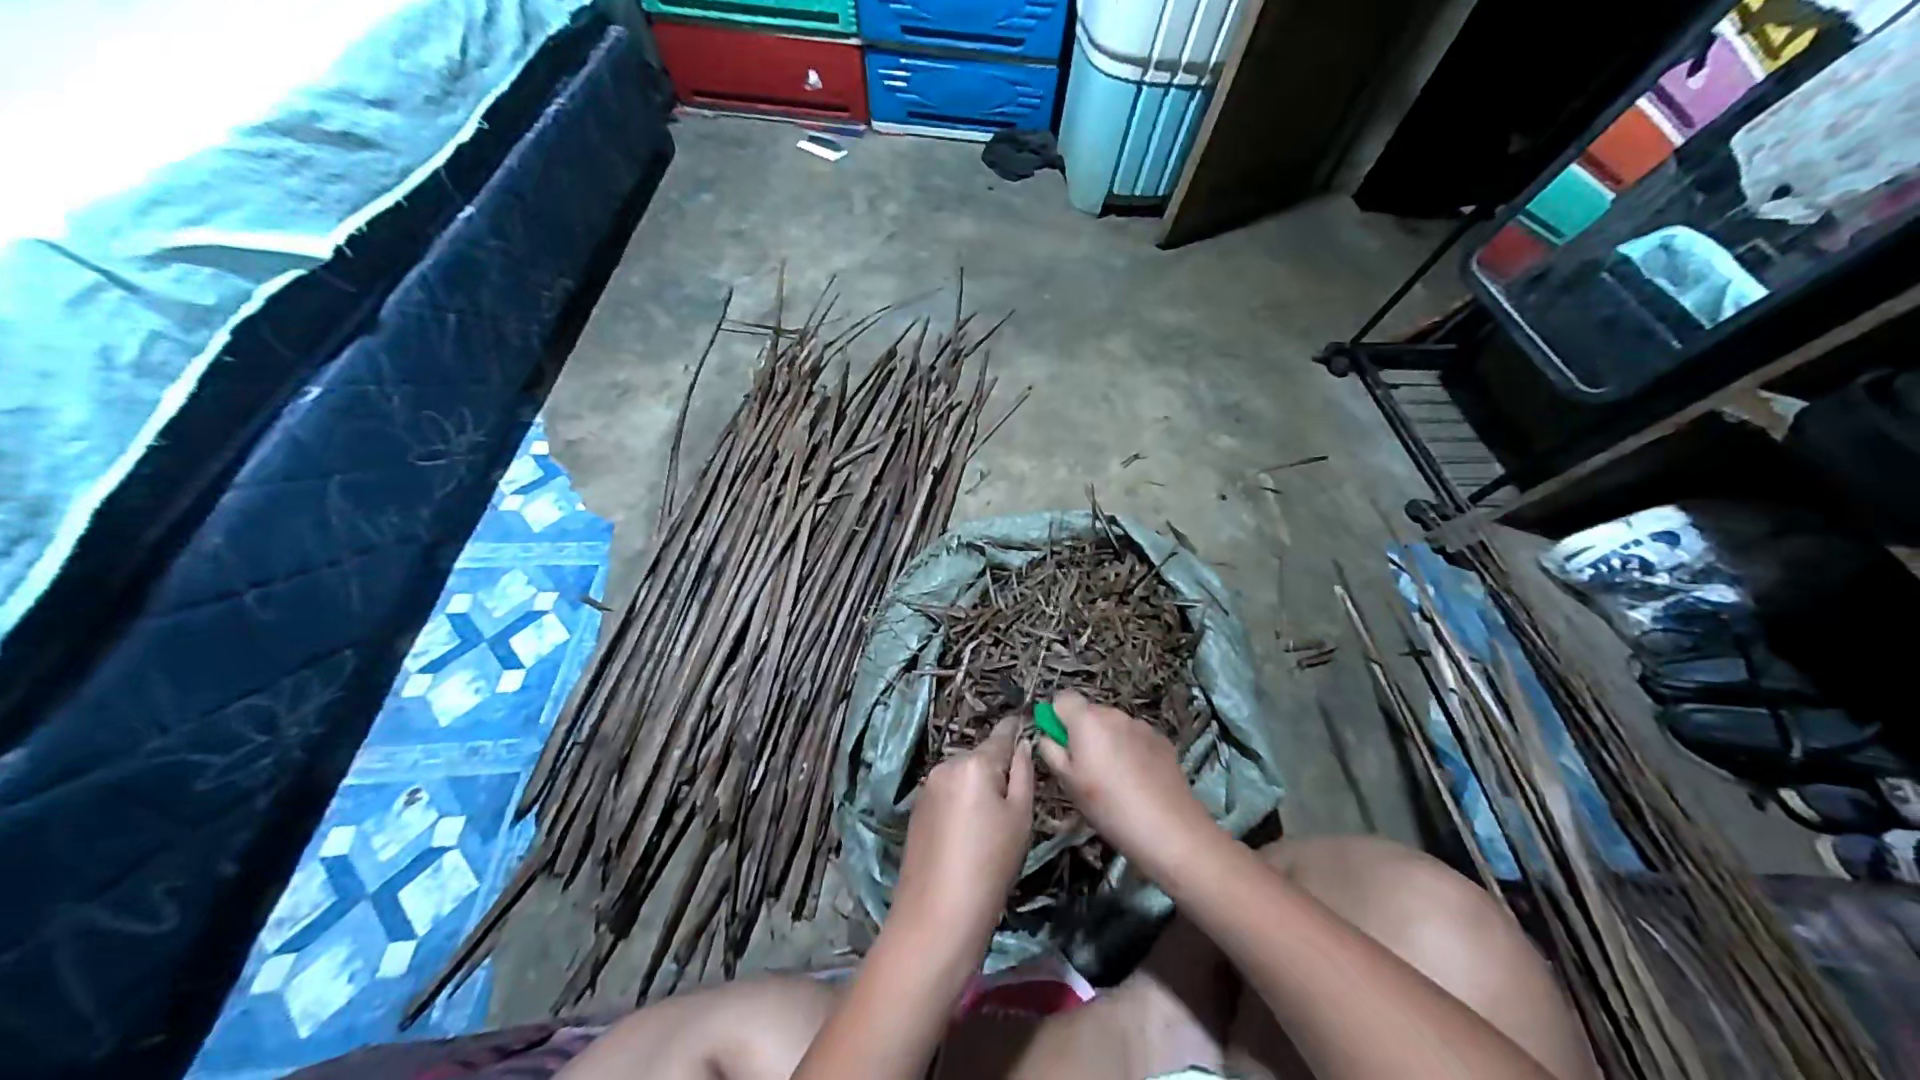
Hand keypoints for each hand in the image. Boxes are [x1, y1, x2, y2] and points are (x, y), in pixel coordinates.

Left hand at [894, 718, 1034, 940]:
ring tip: (993, 826)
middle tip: (1016, 803)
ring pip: (963, 777)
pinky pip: (948, 795)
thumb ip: (1023, 774)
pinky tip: (968, 836)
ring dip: (978, 788)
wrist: (937, 914)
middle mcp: (945, 765)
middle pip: (981, 758)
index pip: (1001, 734)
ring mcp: (927, 788)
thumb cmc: (991, 864)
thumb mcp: (1020, 818)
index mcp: (973, 763)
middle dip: (998, 770)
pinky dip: (961, 804)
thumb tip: (1021, 745)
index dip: (1016, 730)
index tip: (1027, 724)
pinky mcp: (917, 811)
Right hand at [1036, 690, 1220, 878]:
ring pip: (1113, 726)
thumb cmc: (1107, 804)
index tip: (1060, 743)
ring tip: (1114, 777)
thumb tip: (1048, 737)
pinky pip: (1135, 737)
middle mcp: (1114, 714)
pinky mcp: (1162, 740)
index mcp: (1086, 720)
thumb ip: (1051, 751)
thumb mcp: (1067, 782)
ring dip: (1108, 741)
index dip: (1057, 717)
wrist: (1168, 826)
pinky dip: (1130, 750)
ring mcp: (1141, 725)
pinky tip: (1138, 779)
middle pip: (1089, 712)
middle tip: (1086, 767)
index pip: (1062, 698)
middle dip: (1083, 732)